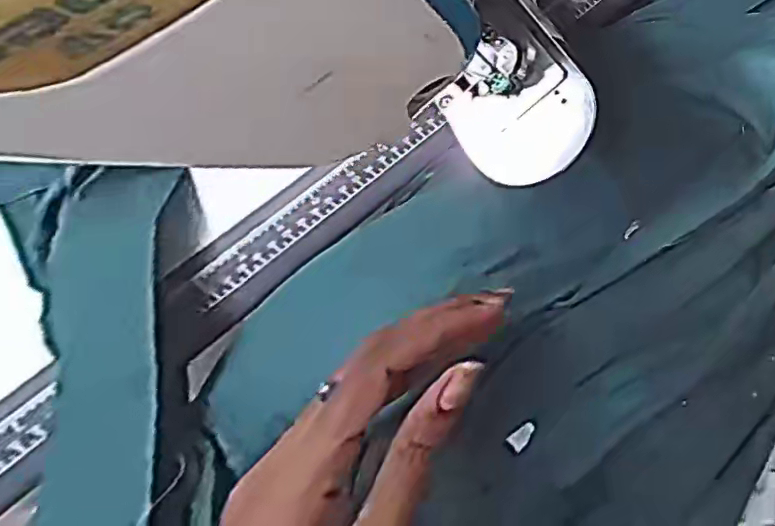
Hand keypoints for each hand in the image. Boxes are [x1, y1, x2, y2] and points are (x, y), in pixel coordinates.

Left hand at [222, 292, 507, 525]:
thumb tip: (466, 373)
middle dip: (435, 321)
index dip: (439, 326)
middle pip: (366, 356)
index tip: (493, 311)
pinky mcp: (287, 471)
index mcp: (301, 463)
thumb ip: (416, 455)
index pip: (377, 363)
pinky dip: (398, 366)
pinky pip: (349, 395)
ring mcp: (279, 458)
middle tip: (495, 304)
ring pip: (357, 370)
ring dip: (420, 338)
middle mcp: (283, 448)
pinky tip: (430, 362)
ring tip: (474, 321)